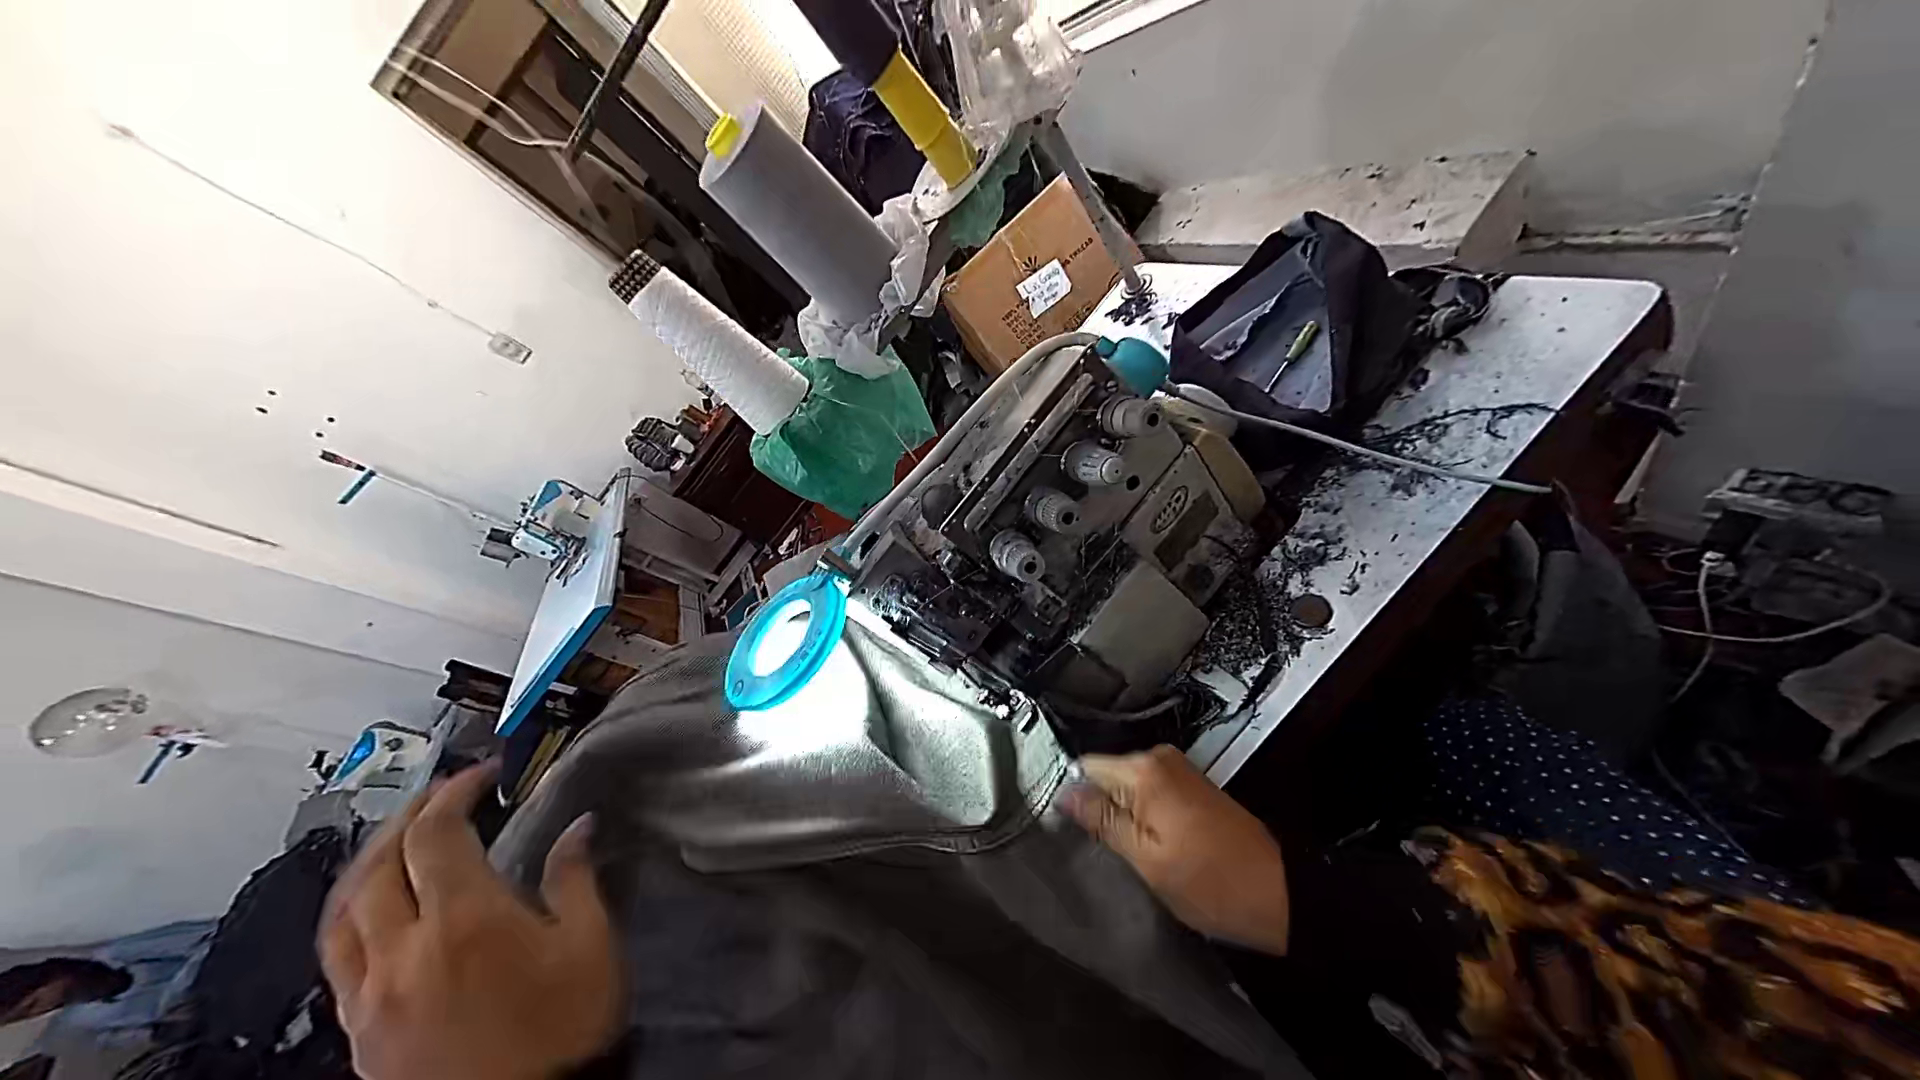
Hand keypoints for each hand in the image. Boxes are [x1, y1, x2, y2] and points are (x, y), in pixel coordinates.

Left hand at [318, 762, 620, 1079]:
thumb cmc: (567, 1023)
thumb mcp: (590, 942)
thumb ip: (576, 877)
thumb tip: (578, 826)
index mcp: (466, 923)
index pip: (437, 836)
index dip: (455, 792)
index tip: (483, 775)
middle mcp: (403, 953)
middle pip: (379, 863)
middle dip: (409, 815)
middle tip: (444, 794)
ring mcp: (370, 996)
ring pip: (341, 909)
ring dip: (369, 859)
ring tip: (402, 836)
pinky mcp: (357, 1030)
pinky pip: (336, 955)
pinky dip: (353, 909)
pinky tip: (380, 904)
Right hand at [1063, 745, 1290, 955]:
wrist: (1279, 893)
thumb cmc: (1209, 882)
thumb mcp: (1146, 859)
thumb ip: (1102, 821)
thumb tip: (1063, 793)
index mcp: (1143, 770)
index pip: (1084, 768)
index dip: (1075, 798)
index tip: (1077, 831)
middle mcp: (1158, 757)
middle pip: (1105, 775)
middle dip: (1100, 807)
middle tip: (1106, 847)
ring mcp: (1177, 768)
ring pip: (1125, 784)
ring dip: (1122, 814)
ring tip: (1129, 848)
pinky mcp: (1190, 783)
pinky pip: (1147, 790)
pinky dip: (1142, 813)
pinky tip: (1150, 842)